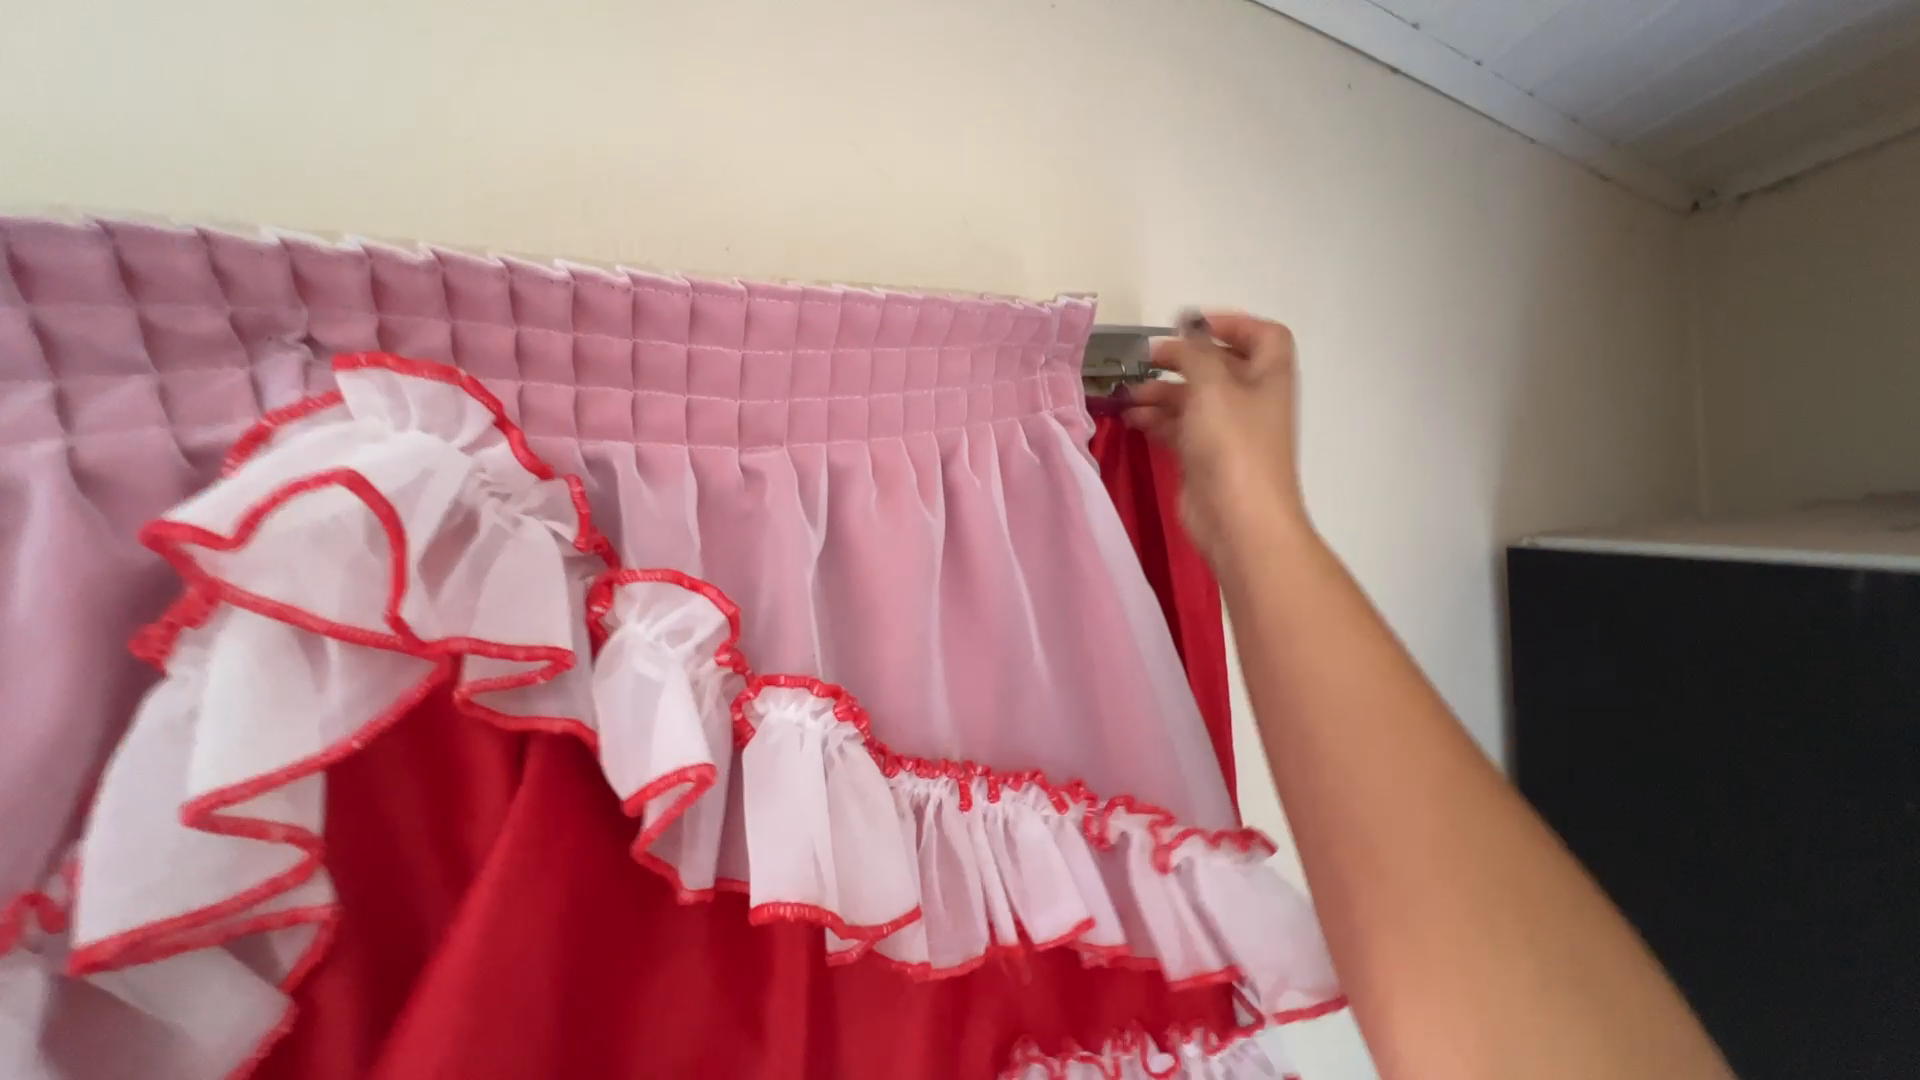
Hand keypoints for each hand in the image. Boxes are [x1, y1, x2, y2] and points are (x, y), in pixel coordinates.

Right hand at [1124, 312, 1308, 562]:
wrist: (1238, 520)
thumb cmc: (1233, 446)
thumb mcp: (1213, 386)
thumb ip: (1196, 352)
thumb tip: (1188, 325)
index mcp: (1268, 377)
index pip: (1263, 336)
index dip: (1233, 324)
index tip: (1193, 326)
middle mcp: (1250, 400)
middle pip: (1219, 367)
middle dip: (1183, 359)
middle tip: (1148, 359)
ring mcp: (1227, 432)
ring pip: (1193, 399)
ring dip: (1162, 393)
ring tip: (1128, 395)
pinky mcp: (1205, 458)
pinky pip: (1179, 428)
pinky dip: (1157, 420)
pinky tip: (1132, 419)